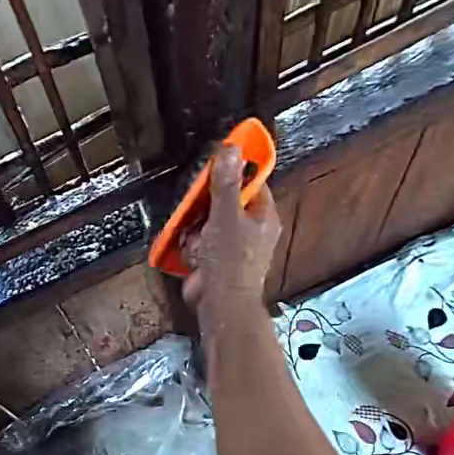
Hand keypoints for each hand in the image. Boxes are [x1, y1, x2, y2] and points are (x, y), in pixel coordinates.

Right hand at [182, 142, 281, 320]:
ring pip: (206, 221)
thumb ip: (226, 183)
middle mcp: (250, 230)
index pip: (251, 183)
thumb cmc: (231, 262)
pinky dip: (190, 246)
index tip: (215, 166)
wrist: (220, 304)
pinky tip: (192, 254)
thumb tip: (231, 150)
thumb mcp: (227, 215)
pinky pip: (196, 241)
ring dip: (195, 228)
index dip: (234, 172)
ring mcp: (230, 246)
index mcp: (263, 217)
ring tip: (197, 241)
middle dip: (206, 206)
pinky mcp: (212, 260)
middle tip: (199, 209)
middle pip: (225, 201)